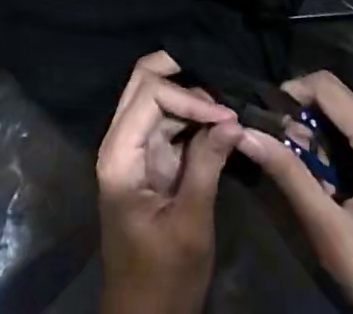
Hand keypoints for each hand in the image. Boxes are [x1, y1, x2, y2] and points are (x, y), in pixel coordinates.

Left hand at [97, 52, 243, 313]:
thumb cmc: (164, 277)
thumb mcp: (191, 222)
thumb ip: (208, 164)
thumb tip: (232, 120)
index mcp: (120, 157)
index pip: (149, 95)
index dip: (190, 97)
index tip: (227, 116)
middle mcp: (120, 144)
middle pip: (143, 83)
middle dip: (181, 74)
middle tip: (222, 81)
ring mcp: (134, 151)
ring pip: (155, 97)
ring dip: (190, 94)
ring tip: (227, 102)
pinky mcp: (150, 162)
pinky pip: (168, 121)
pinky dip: (192, 114)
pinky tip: (219, 117)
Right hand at [238, 71, 352, 313]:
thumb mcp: (334, 235)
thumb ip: (290, 178)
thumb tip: (247, 135)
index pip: (328, 86)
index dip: (291, 92)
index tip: (266, 120)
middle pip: (342, 97)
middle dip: (306, 116)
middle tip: (282, 153)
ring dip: (325, 131)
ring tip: (306, 170)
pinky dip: (347, 141)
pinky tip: (336, 178)